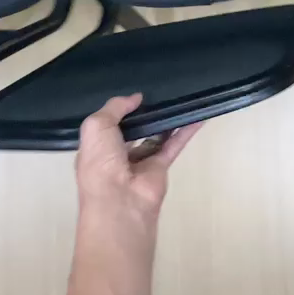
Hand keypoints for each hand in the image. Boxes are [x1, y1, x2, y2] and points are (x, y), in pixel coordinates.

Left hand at [75, 95, 202, 230]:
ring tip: (178, 98)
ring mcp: (140, 162)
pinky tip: (197, 116)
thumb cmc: (100, 164)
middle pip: (133, 129)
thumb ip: (114, 108)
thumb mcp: (96, 128)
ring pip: (155, 135)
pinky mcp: (160, 167)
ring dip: (165, 120)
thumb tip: (136, 97)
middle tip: (159, 91)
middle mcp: (117, 155)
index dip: (119, 110)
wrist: (120, 202)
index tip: (135, 93)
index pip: (107, 126)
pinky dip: (185, 131)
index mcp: (96, 148)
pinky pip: (174, 144)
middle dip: (144, 113)